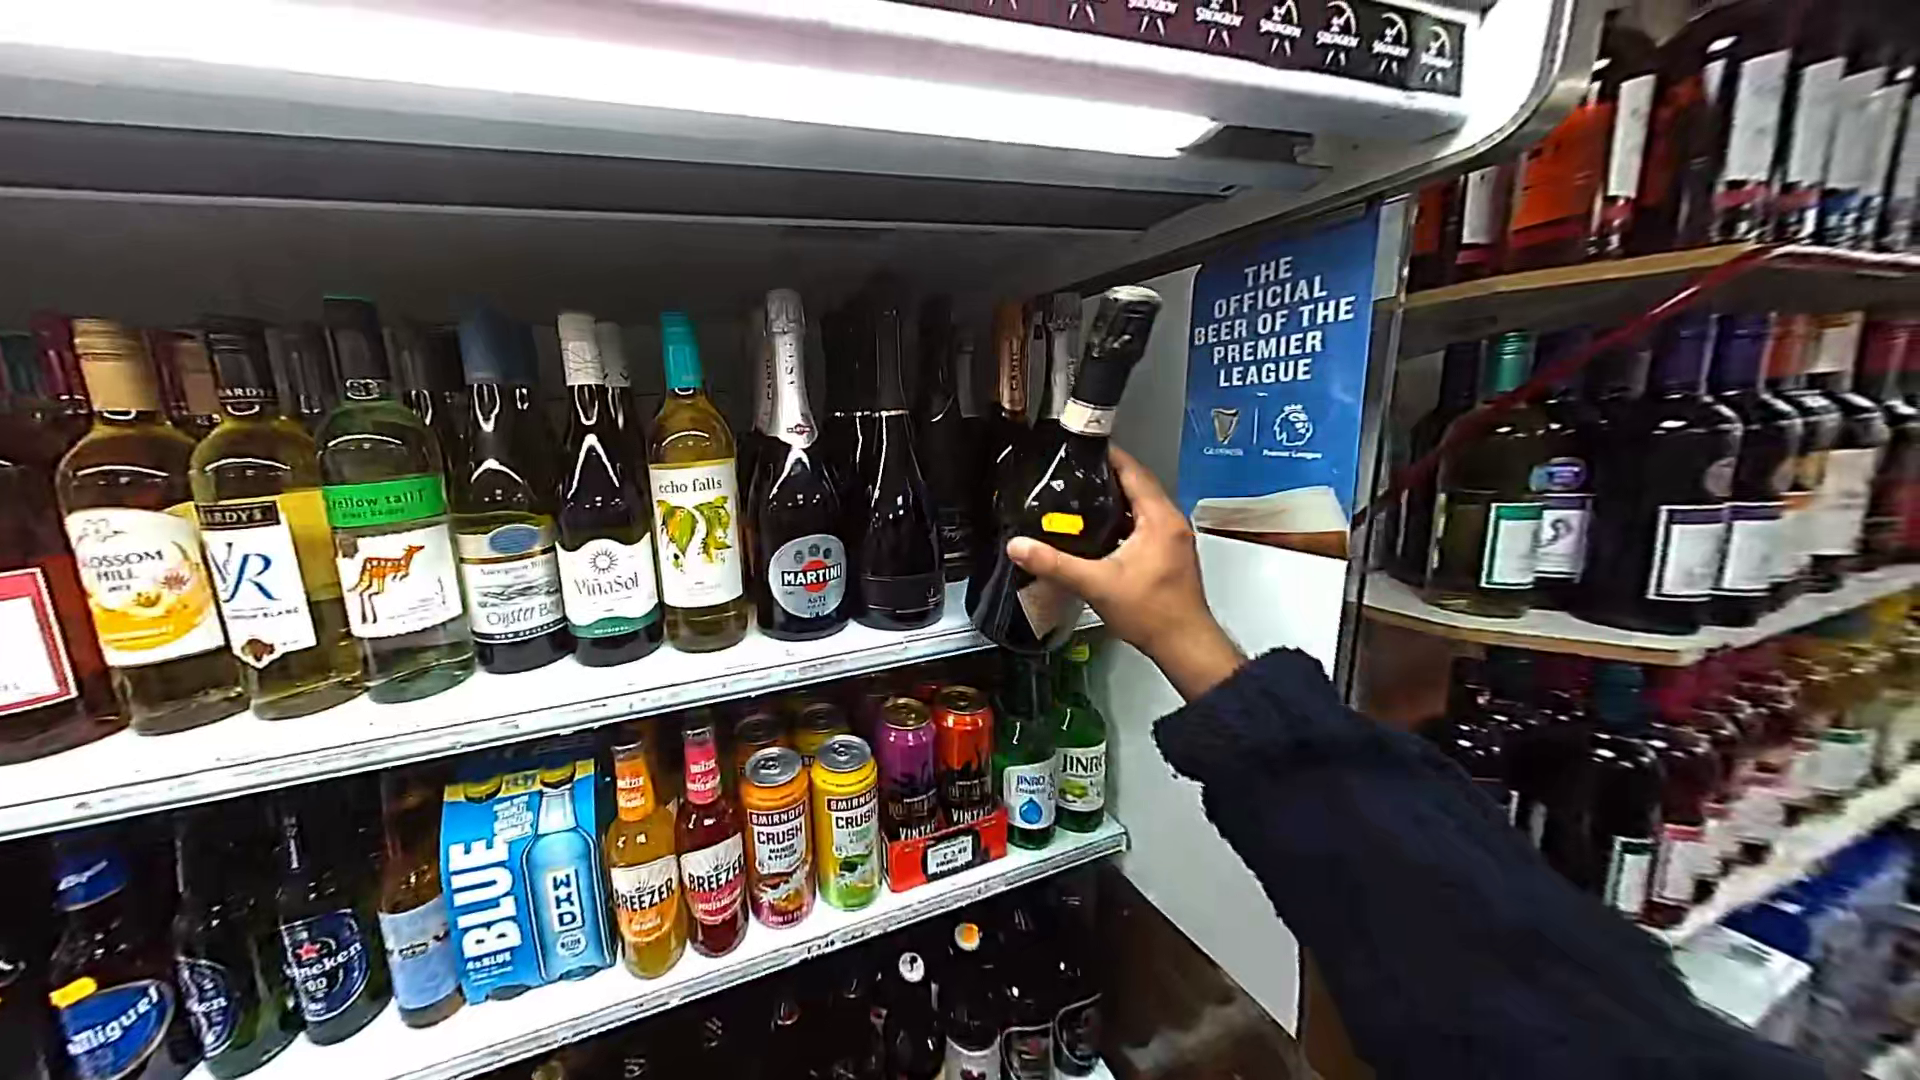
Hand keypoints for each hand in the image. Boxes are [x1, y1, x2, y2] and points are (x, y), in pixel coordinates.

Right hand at [1006, 446, 1243, 700]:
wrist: (1184, 645)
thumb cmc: (1153, 613)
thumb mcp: (1096, 584)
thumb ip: (1055, 563)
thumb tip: (1019, 547)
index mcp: (1160, 519)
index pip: (1134, 471)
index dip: (1109, 456)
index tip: (1085, 448)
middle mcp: (1171, 523)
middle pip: (1138, 485)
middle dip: (1107, 476)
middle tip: (1075, 472)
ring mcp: (1173, 539)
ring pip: (1142, 505)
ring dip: (1116, 499)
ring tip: (1082, 496)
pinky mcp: (1170, 554)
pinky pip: (1145, 524)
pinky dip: (1124, 519)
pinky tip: (1100, 531)